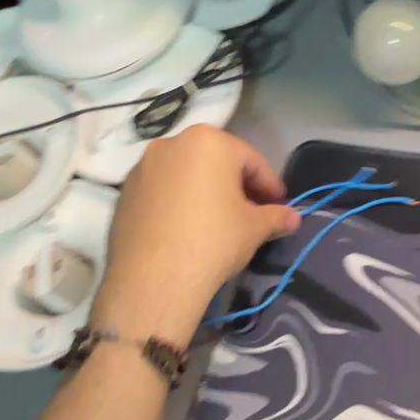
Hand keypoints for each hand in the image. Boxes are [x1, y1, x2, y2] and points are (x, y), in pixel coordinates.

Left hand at [92, 125, 300, 342]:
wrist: (154, 277)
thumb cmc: (213, 240)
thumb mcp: (254, 229)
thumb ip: (277, 217)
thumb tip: (294, 218)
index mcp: (209, 142)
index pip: (251, 160)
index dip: (270, 185)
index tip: (280, 206)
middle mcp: (172, 143)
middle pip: (216, 162)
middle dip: (236, 186)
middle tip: (252, 213)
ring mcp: (143, 166)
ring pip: (186, 174)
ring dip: (206, 192)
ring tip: (218, 222)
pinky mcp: (125, 191)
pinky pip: (163, 190)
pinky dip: (179, 202)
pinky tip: (187, 229)